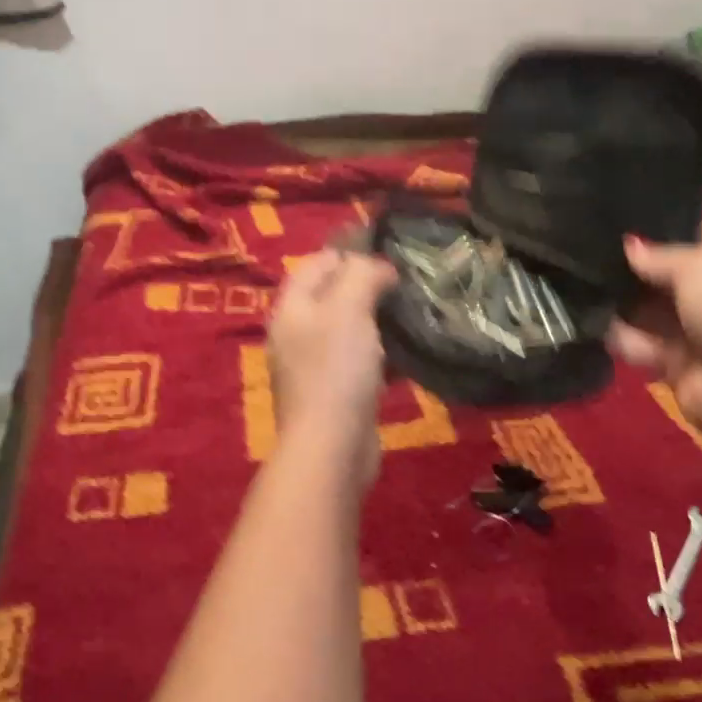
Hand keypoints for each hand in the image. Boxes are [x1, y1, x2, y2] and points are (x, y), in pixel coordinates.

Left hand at [266, 249, 397, 484]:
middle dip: (366, 287)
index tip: (388, 254)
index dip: (350, 253)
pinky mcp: (334, 395)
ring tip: (411, 313)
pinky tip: (405, 355)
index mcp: (291, 309)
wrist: (331, 449)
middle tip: (405, 283)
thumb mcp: (348, 308)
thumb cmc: (336, 370)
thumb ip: (361, 275)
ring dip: (376, 321)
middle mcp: (296, 335)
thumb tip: (378, 266)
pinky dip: (379, 355)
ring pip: (347, 330)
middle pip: (331, 296)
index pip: (316, 264)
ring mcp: (313, 367)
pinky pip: (358, 362)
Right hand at [606, 226, 701, 446]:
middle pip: (662, 276)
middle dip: (629, 266)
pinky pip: (637, 345)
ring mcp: (692, 333)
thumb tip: (629, 245)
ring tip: (580, 286)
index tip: (616, 221)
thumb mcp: (699, 266)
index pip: (691, 238)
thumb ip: (659, 255)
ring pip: (645, 311)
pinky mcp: (672, 366)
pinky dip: (617, 337)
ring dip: (617, 302)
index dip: (659, 229)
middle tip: (586, 253)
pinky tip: (592, 322)